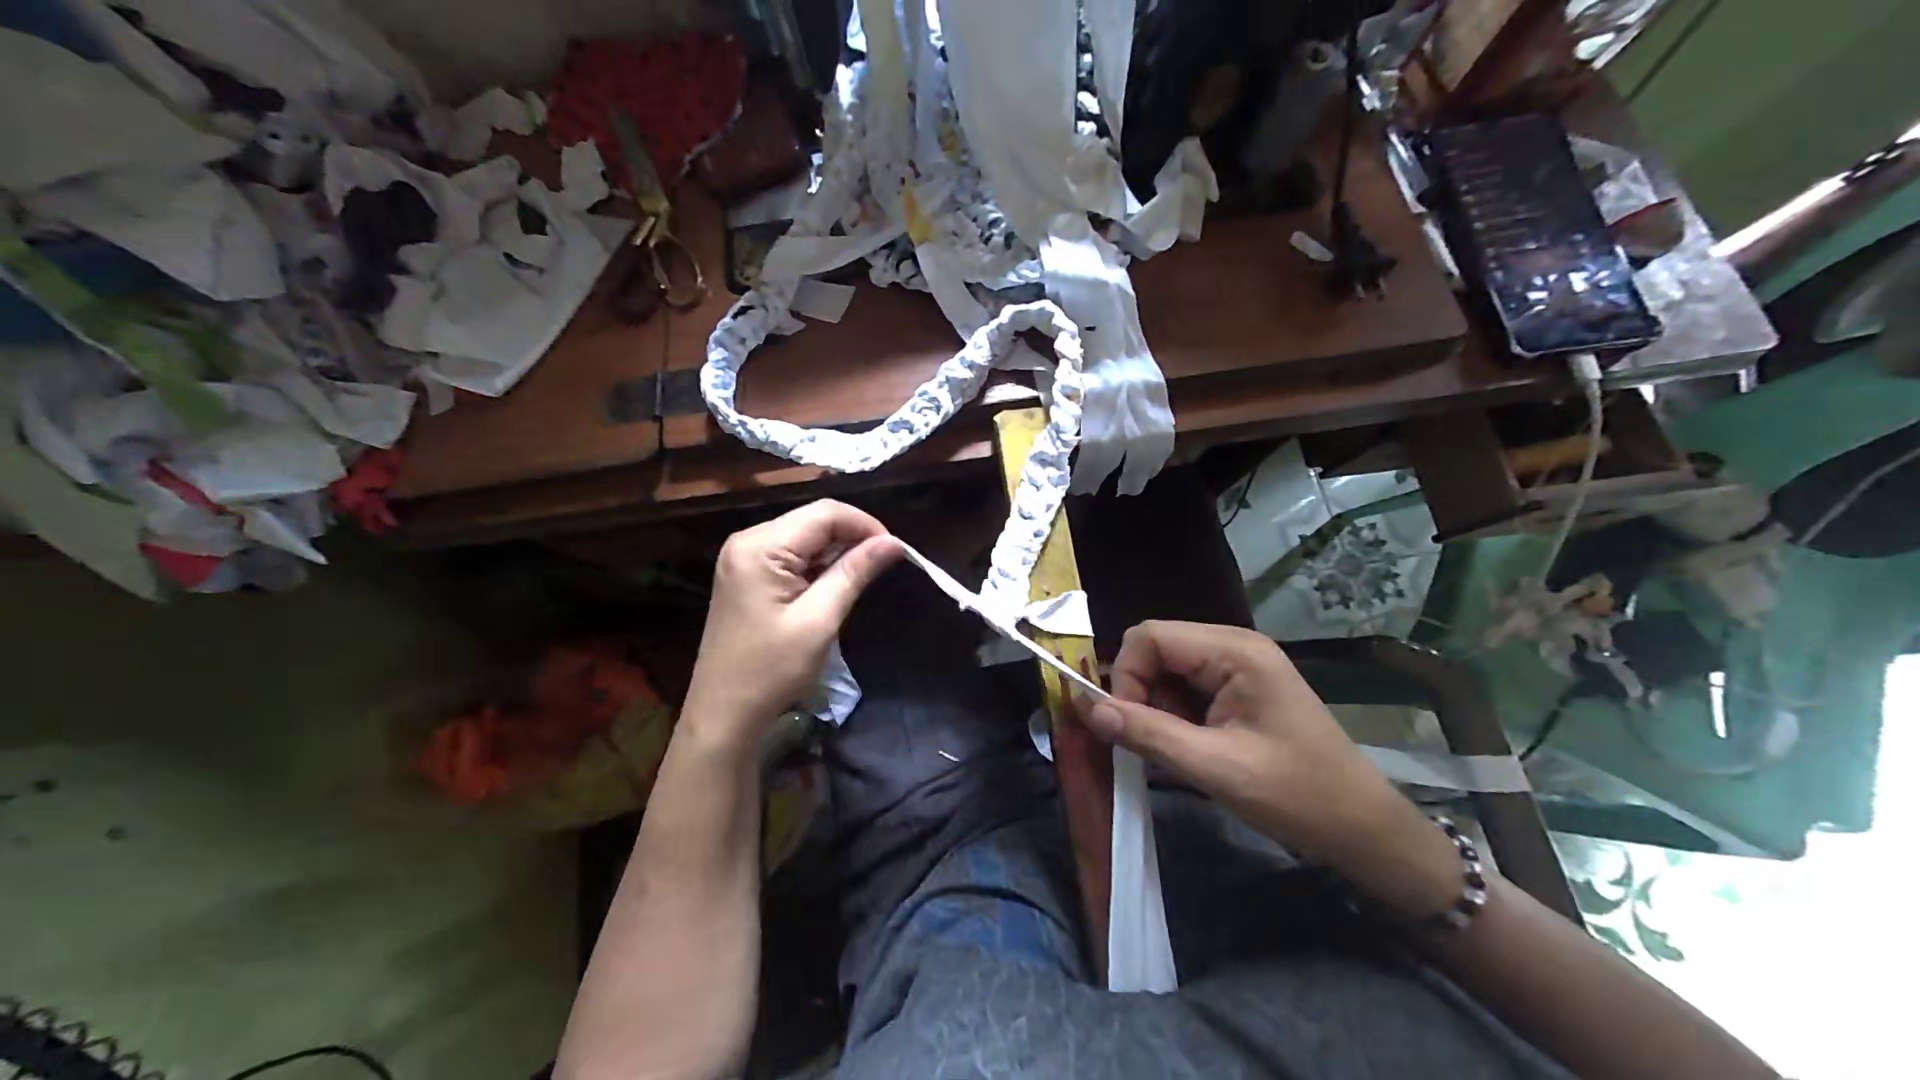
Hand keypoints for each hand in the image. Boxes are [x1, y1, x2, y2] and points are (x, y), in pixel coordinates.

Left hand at [681, 500, 902, 752]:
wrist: (724, 713)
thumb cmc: (771, 670)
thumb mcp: (820, 620)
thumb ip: (854, 573)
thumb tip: (894, 543)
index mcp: (760, 547)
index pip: (824, 513)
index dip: (865, 525)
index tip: (895, 552)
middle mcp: (747, 541)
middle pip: (813, 520)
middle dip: (852, 538)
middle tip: (883, 567)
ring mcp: (743, 558)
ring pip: (804, 537)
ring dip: (836, 552)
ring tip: (862, 578)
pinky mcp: (747, 575)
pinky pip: (790, 555)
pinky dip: (817, 566)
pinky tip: (833, 587)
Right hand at [1078, 621, 1462, 918]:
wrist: (1361, 827)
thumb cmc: (1295, 795)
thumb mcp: (1215, 767)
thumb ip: (1147, 732)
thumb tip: (1086, 707)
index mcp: (1235, 652)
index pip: (1150, 636)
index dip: (1125, 675)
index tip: (1126, 724)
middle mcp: (1234, 646)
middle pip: (1157, 648)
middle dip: (1139, 691)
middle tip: (1150, 740)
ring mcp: (1238, 666)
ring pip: (1167, 669)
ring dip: (1156, 706)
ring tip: (1178, 748)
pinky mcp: (1239, 688)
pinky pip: (1186, 686)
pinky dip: (1173, 713)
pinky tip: (1190, 746)